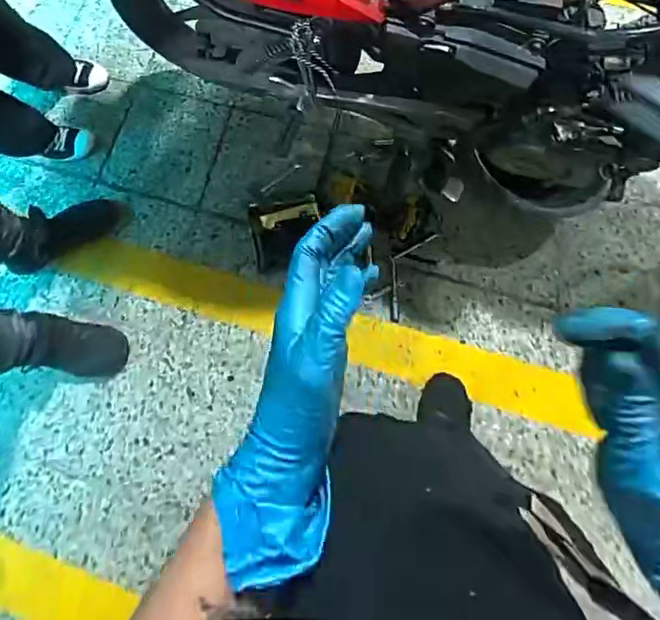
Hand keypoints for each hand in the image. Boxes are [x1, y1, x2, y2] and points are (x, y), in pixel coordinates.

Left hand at [212, 205, 376, 591]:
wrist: (290, 448)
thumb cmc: (298, 402)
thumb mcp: (319, 351)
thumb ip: (334, 309)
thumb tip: (353, 266)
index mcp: (297, 306)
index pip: (309, 254)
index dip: (328, 229)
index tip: (355, 212)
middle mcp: (302, 310)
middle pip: (319, 262)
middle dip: (338, 237)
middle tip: (366, 221)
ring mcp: (313, 328)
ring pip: (330, 280)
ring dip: (347, 258)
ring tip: (370, 242)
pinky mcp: (326, 347)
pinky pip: (340, 303)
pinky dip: (354, 287)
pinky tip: (368, 284)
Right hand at [557, 308, 659, 619]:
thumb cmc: (655, 508)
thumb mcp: (636, 462)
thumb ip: (631, 409)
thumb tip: (621, 355)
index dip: (616, 324)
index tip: (570, 329)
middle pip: (644, 336)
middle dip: (600, 332)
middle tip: (562, 335)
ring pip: (629, 349)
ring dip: (598, 360)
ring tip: (594, 405)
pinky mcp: (657, 399)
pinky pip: (622, 368)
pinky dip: (601, 376)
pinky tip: (600, 408)